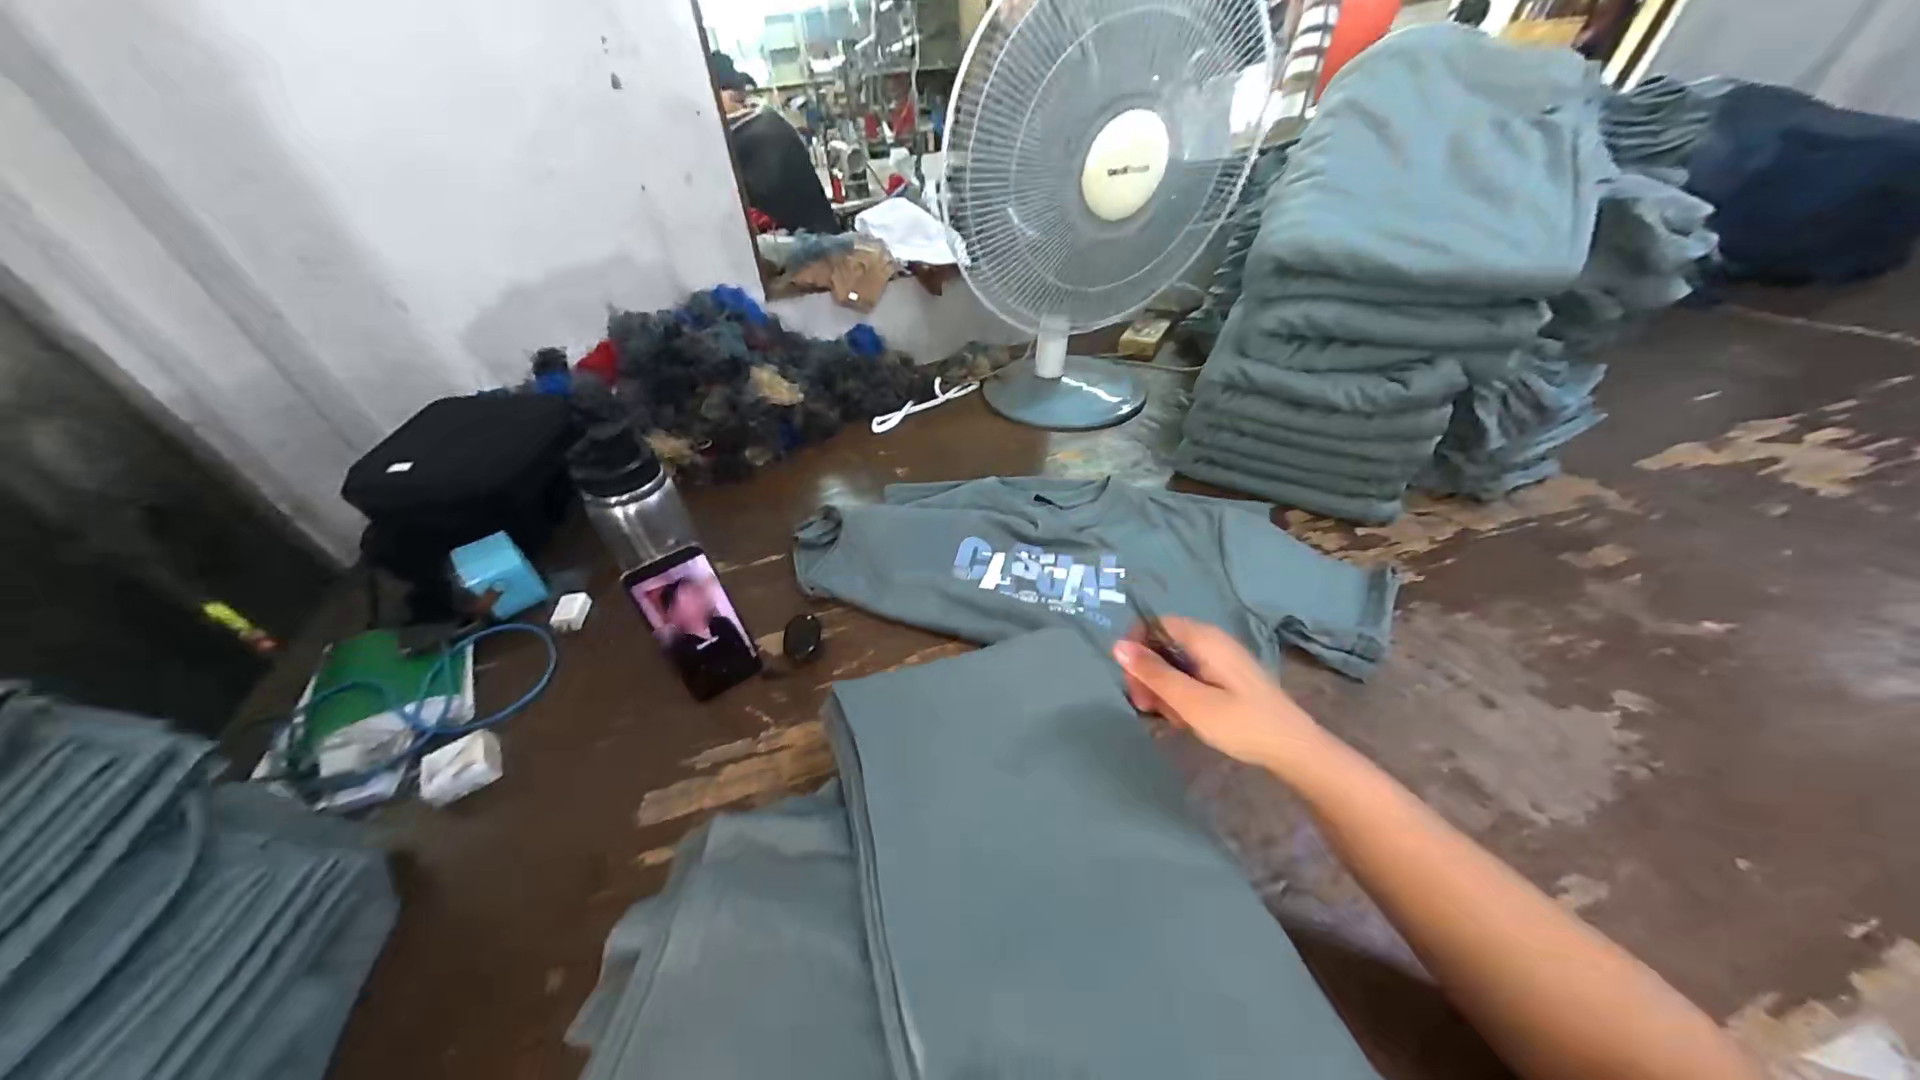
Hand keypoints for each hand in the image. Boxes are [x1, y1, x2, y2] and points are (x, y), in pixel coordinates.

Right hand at [1113, 617, 1329, 777]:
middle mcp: (1211, 641)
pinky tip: (1185, 718)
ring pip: (1175, 663)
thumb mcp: (1190, 701)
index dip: (1136, 647)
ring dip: (1163, 688)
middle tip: (1145, 706)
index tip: (1132, 680)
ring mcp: (1220, 659)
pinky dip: (1181, 693)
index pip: (1154, 624)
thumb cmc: (1241, 723)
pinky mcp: (1227, 677)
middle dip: (1147, 673)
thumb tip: (1117, 646)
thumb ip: (1153, 673)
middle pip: (1162, 645)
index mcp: (1203, 638)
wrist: (1294, 749)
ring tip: (1168, 718)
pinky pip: (1191, 675)